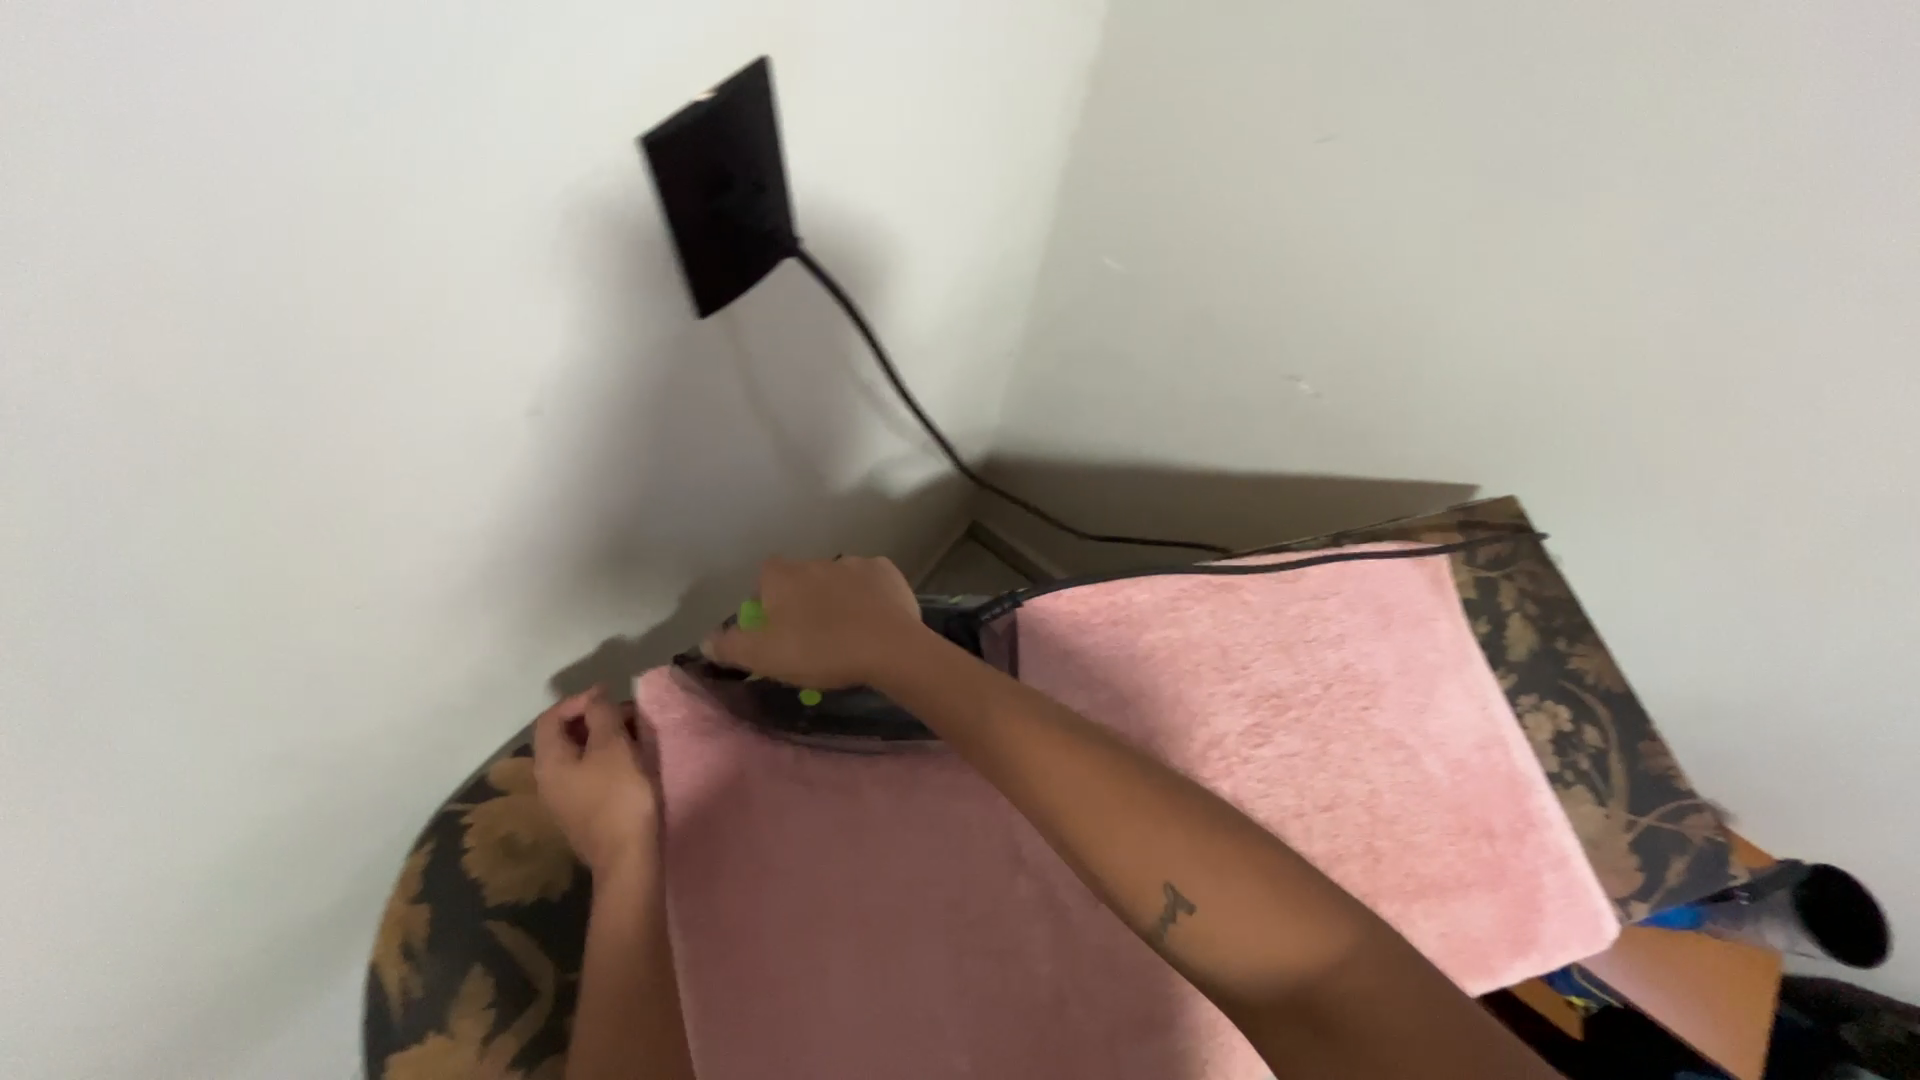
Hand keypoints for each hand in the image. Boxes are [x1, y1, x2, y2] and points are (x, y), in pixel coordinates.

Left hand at [533, 686, 659, 877]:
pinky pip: (590, 773)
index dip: (580, 699)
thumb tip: (595, 698)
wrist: (627, 857)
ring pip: (581, 754)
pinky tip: (633, 761)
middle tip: (630, 714)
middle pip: (565, 735)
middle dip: (596, 718)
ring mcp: (565, 798)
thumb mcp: (613, 746)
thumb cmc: (619, 795)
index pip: (551, 717)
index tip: (612, 695)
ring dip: (606, 737)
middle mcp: (548, 779)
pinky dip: (609, 758)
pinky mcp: (583, 811)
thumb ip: (601, 715)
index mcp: (549, 761)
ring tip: (637, 735)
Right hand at [701, 555, 929, 688]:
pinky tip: (874, 621)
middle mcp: (816, 561)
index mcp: (782, 576)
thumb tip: (706, 641)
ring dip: (837, 599)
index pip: (764, 579)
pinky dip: (869, 597)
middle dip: (803, 602)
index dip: (766, 602)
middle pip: (801, 579)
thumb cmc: (819, 650)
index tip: (774, 629)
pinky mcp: (887, 572)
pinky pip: (871, 583)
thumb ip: (730, 647)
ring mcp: (855, 563)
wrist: (888, 647)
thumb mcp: (763, 657)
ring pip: (837, 580)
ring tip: (846, 633)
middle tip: (810, 638)